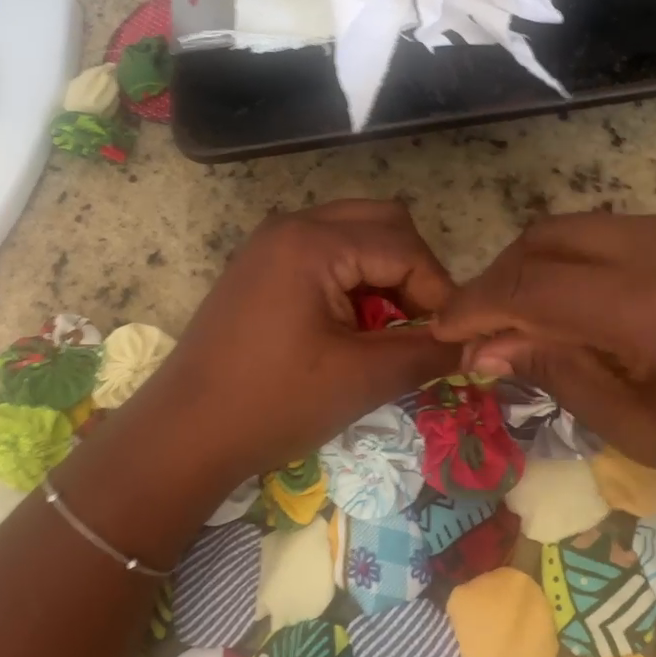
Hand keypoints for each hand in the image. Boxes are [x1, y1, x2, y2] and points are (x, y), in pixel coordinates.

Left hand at [129, 200, 461, 483]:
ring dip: (382, 273)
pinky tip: (351, 327)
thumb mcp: (360, 378)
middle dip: (413, 270)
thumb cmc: (272, 403)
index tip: (451, 338)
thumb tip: (473, 345)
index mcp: (314, 242)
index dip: (438, 291)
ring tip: (388, 329)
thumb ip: (424, 352)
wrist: (183, 434)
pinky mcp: (259, 267)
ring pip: (352, 234)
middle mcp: (291, 226)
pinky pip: (323, 253)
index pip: (404, 247)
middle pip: (381, 222)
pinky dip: (351, 279)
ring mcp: (269, 243)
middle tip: (422, 324)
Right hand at [433, 211, 655, 490]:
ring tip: (530, 316)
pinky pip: (619, 230)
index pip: (530, 288)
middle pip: (545, 237)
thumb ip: (557, 372)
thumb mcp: (643, 428)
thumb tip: (486, 346)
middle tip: (483, 325)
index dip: (476, 306)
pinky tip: (589, 303)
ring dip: (539, 265)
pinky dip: (584, 260)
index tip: (442, 329)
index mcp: (652, 308)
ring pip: (579, 226)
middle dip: (500, 277)